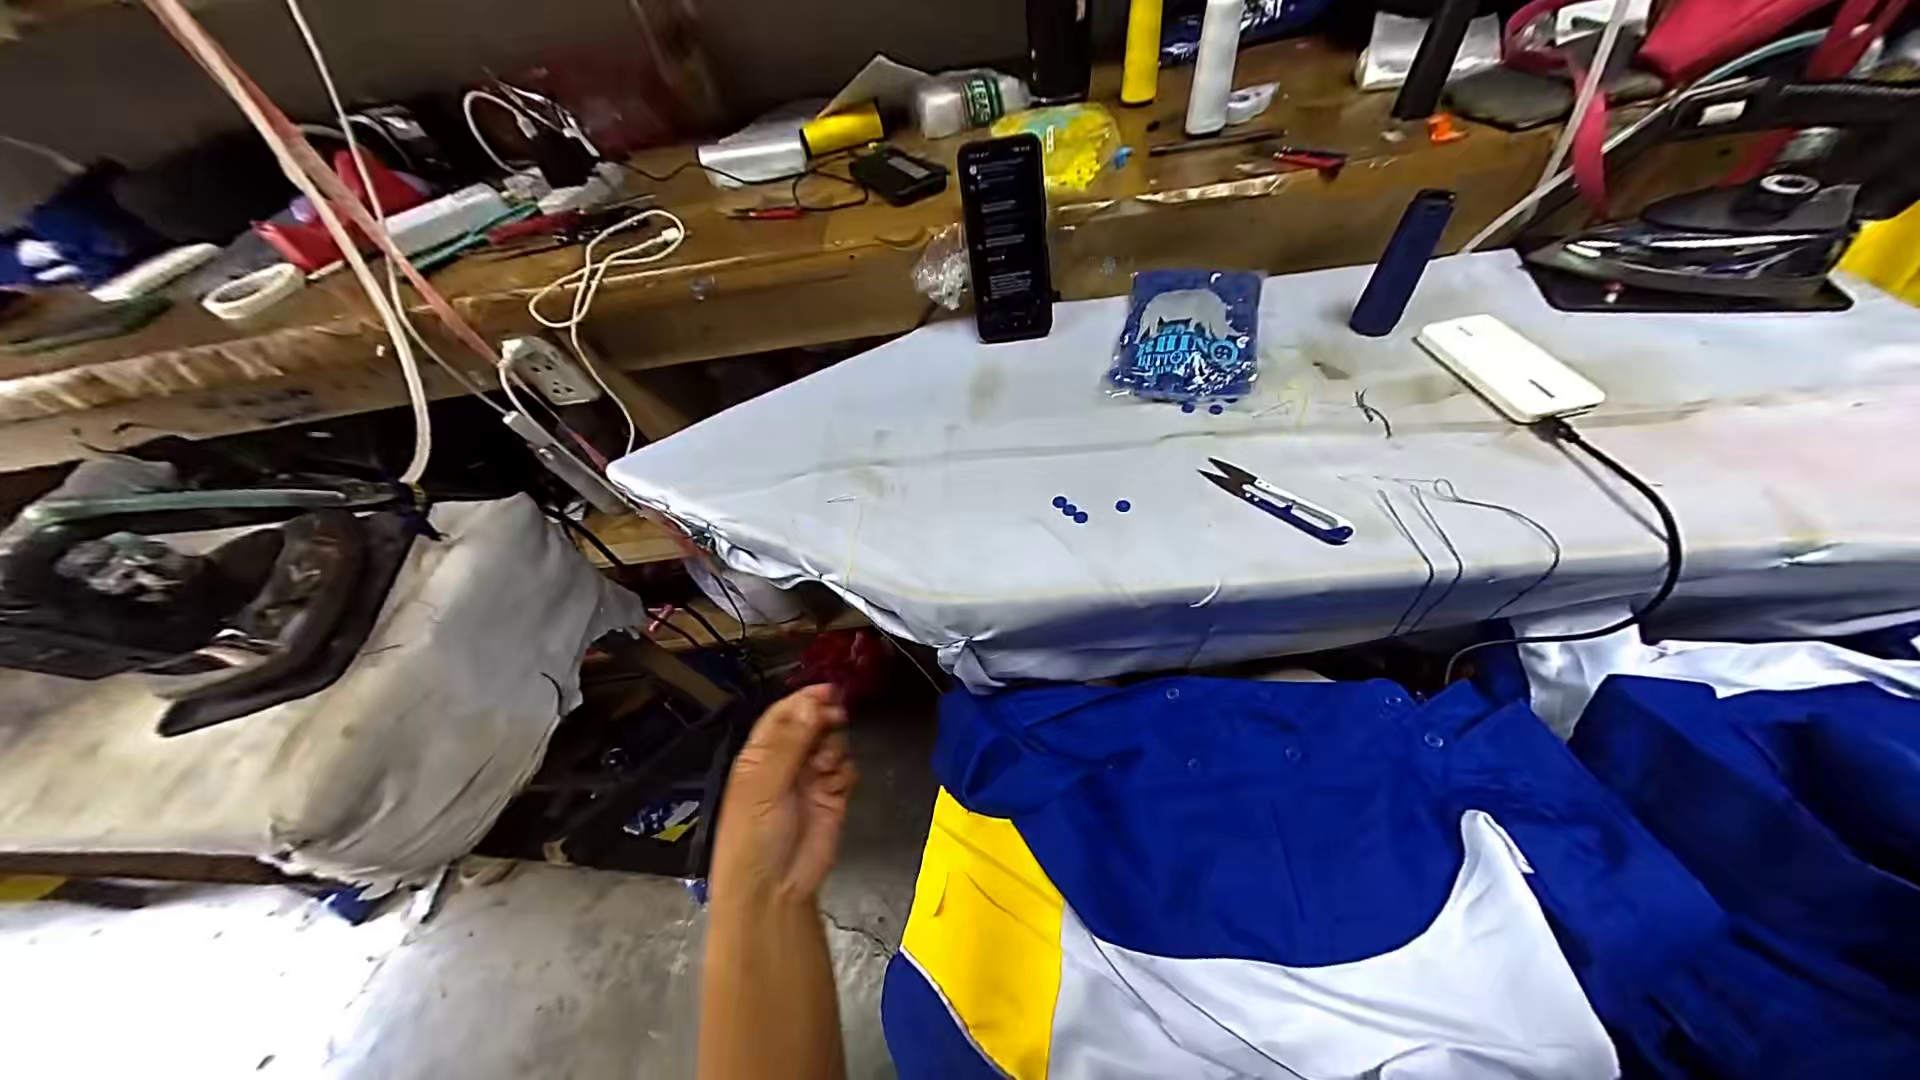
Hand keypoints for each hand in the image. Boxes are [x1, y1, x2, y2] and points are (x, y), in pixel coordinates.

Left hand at [711, 684, 856, 905]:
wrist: (774, 891)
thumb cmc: (753, 838)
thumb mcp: (764, 786)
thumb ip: (790, 743)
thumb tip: (811, 704)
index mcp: (760, 756)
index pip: (783, 716)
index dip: (804, 700)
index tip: (828, 689)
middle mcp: (785, 763)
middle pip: (811, 725)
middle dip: (825, 719)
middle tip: (836, 718)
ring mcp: (810, 779)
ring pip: (832, 743)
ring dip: (835, 747)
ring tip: (828, 766)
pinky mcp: (832, 796)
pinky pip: (846, 769)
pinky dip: (846, 770)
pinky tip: (838, 783)